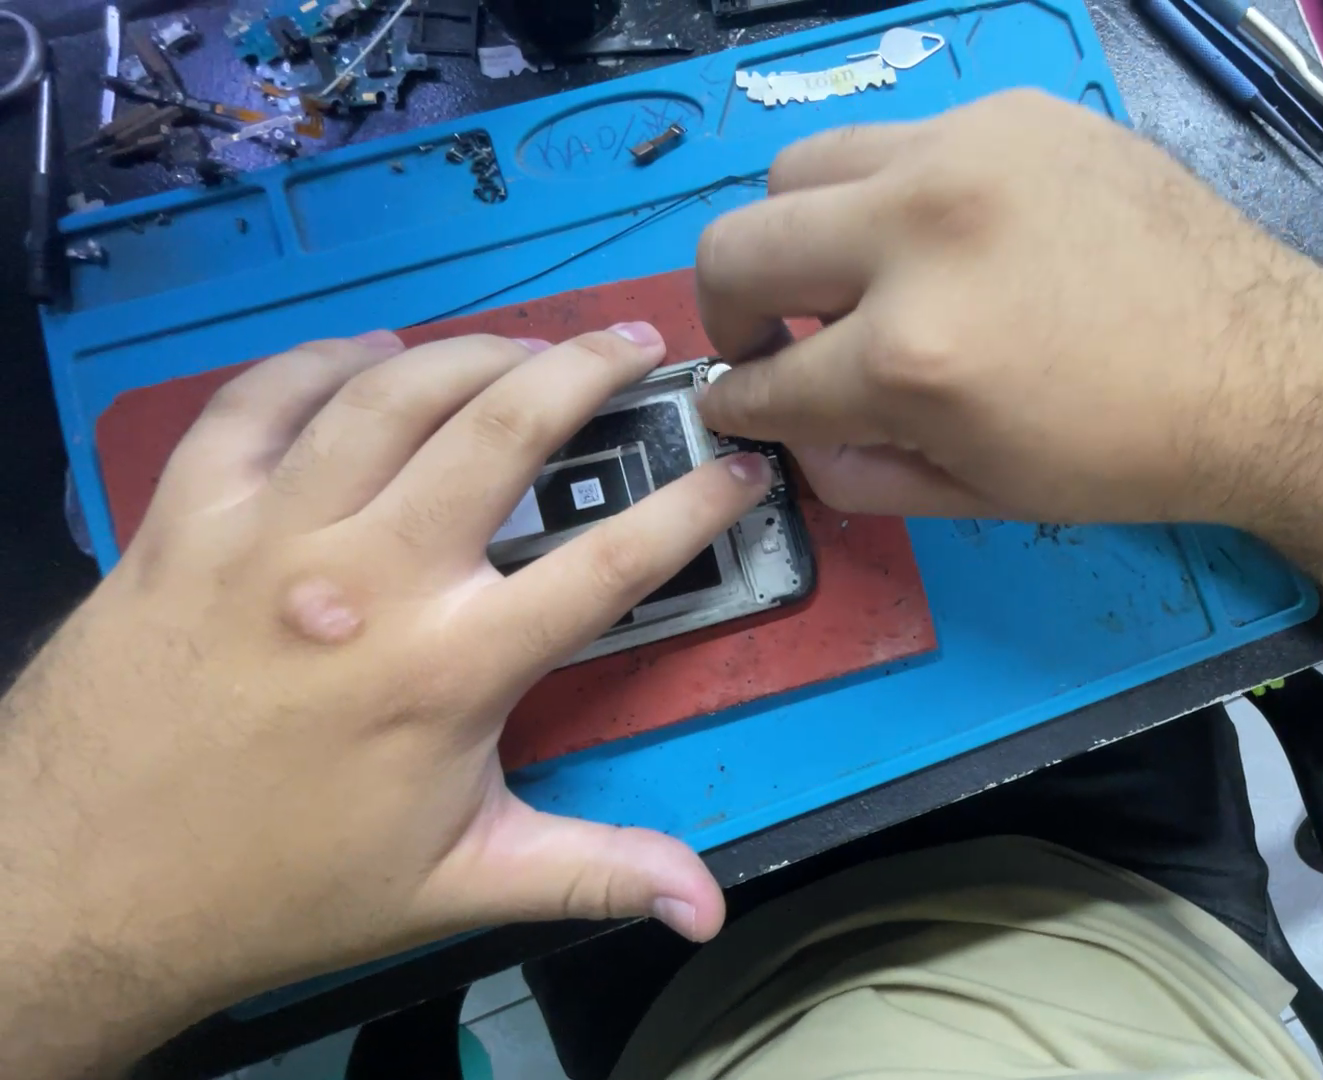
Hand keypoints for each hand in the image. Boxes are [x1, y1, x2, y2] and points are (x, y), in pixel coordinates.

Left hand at [0, 325, 771, 1075]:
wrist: (52, 902)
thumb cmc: (288, 887)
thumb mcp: (468, 883)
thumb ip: (603, 877)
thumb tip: (711, 909)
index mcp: (452, 666)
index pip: (613, 560)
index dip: (696, 506)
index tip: (742, 468)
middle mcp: (368, 579)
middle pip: (500, 432)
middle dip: (587, 370)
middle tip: (641, 345)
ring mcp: (264, 538)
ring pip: (389, 394)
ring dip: (478, 351)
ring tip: (535, 342)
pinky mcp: (178, 523)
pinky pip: (257, 404)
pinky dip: (326, 361)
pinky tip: (377, 353)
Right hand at [695, 90, 1322, 523]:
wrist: (1261, 375)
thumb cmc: (1120, 459)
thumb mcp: (979, 496)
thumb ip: (860, 474)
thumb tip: (794, 437)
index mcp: (913, 358)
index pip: (768, 383)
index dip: (740, 406)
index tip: (738, 405)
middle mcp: (919, 236)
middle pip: (735, 248)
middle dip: (725, 313)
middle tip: (766, 343)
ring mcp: (966, 154)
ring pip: (799, 170)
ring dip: (797, 238)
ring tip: (849, 282)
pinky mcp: (1014, 114)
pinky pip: (894, 142)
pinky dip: (882, 199)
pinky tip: (937, 241)